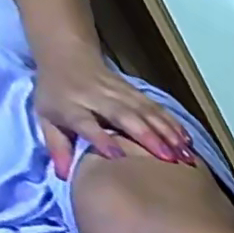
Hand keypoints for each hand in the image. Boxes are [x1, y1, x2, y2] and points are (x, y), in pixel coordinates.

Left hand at [33, 52, 194, 177]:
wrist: (66, 55)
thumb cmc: (57, 96)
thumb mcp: (46, 119)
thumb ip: (57, 147)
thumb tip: (65, 177)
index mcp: (70, 106)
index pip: (86, 122)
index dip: (101, 138)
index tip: (117, 157)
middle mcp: (95, 97)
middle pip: (123, 116)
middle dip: (147, 136)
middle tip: (168, 159)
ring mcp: (117, 92)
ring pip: (145, 112)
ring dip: (167, 133)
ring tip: (185, 154)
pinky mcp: (134, 91)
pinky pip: (156, 107)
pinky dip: (173, 123)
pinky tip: (187, 140)